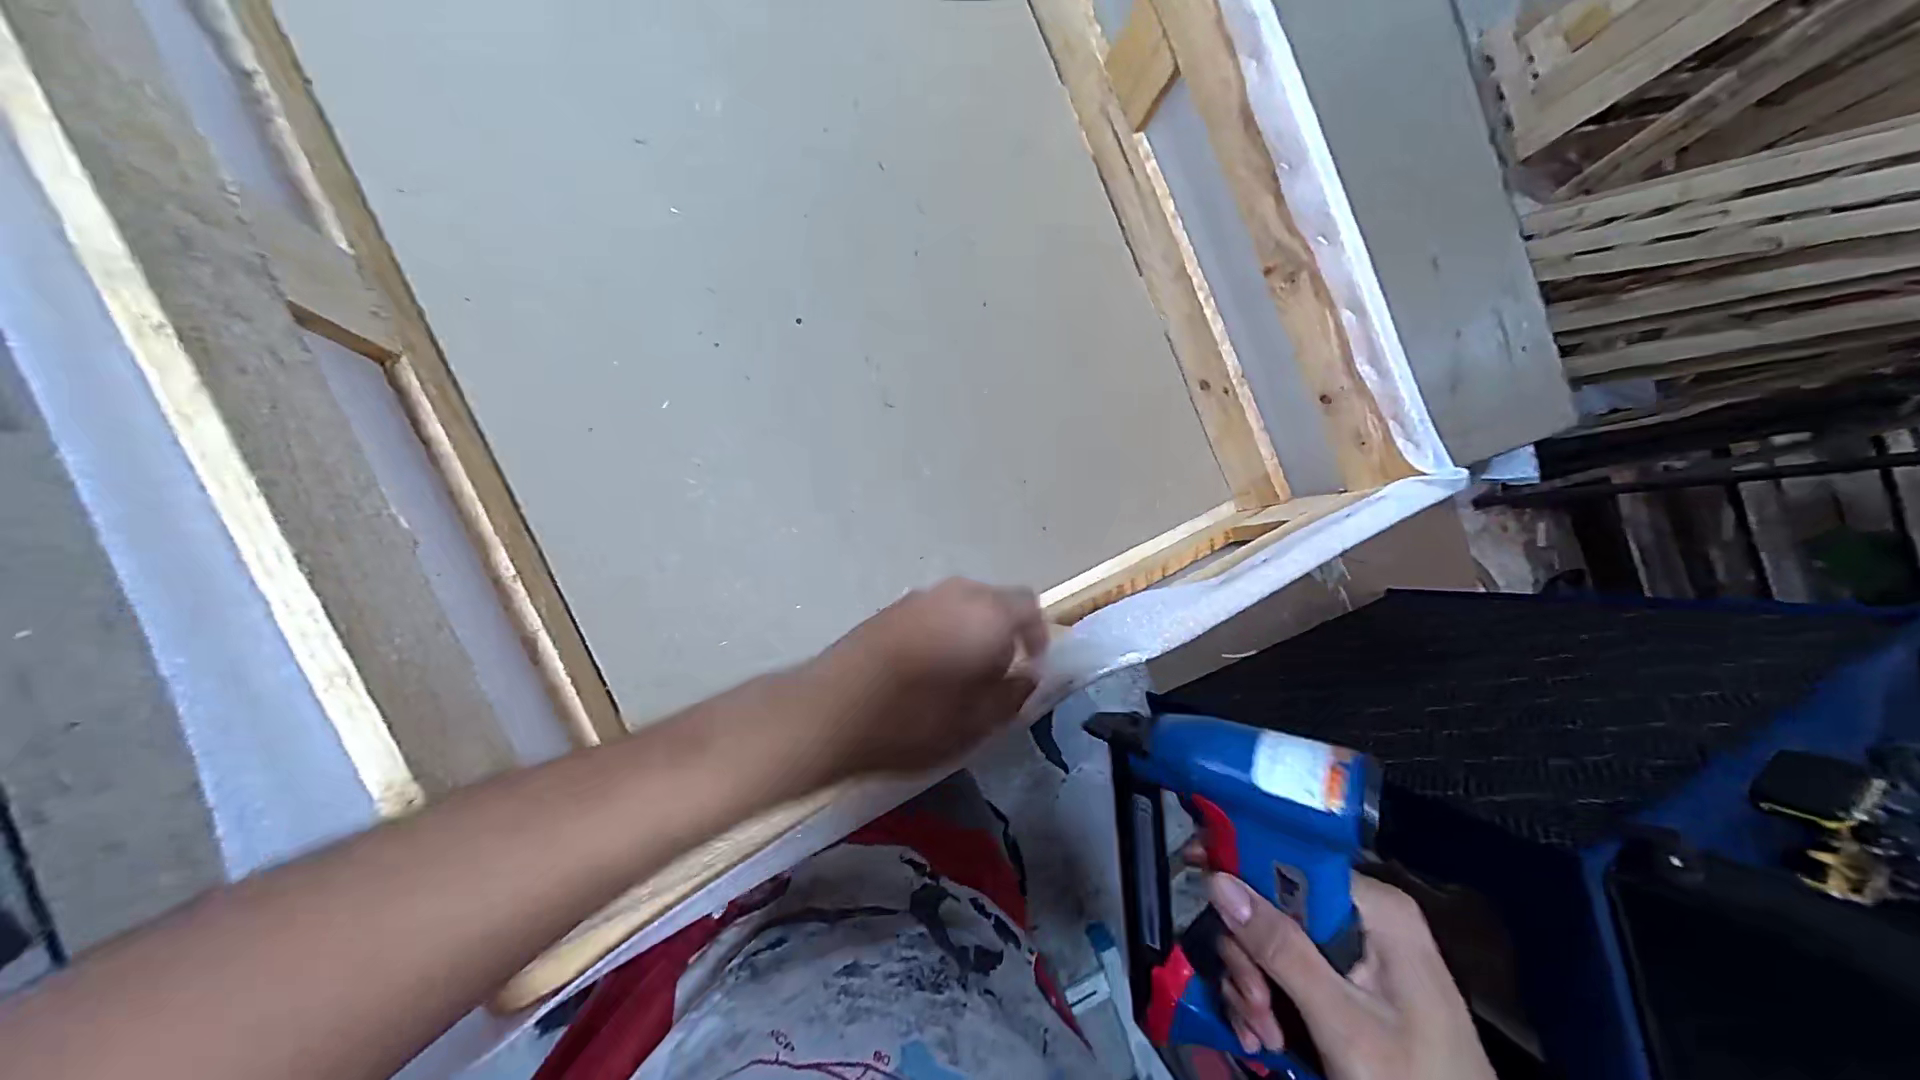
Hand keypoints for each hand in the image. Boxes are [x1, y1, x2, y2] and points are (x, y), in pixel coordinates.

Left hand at [801, 578, 1048, 778]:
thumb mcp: (976, 722)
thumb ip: (1013, 695)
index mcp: (986, 613)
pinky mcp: (889, 609)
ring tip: (961, 676)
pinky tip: (926, 670)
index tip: (1031, 669)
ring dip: (972, 632)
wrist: (829, 709)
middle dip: (1004, 634)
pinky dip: (943, 632)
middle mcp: (955, 593)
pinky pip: (933, 613)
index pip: (1029, 607)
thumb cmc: (913, 719)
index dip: (1038, 637)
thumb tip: (1028, 677)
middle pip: (995, 602)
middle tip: (999, 676)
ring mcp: (918, 597)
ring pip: (962, 606)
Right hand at [1205, 872, 1496, 1079]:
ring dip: (1253, 986)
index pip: (1292, 856)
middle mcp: (1362, 917)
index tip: (1195, 867)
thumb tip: (1219, 881)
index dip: (1240, 860)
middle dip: (1250, 957)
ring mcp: (1353, 950)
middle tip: (1253, 1005)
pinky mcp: (1344, 982)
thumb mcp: (1344, 1023)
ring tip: (1263, 1035)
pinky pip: (1284, 969)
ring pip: (1271, 940)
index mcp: (1375, 908)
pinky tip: (1265, 1036)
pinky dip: (1265, 1001)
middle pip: (1273, 904)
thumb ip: (1281, 949)